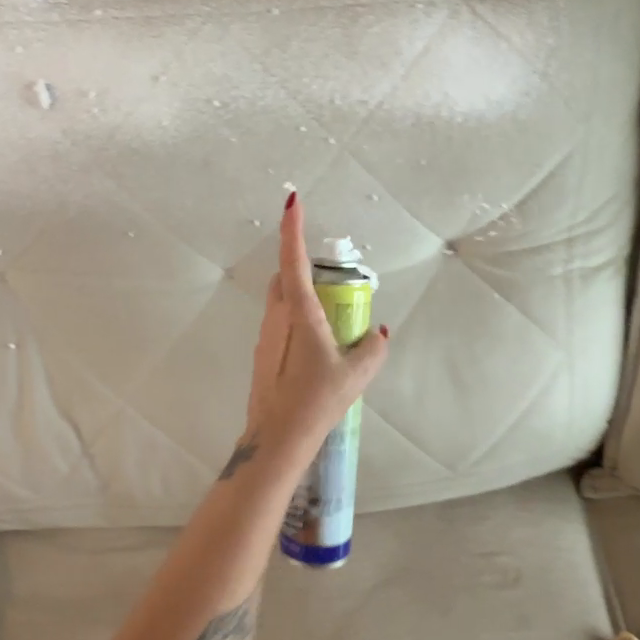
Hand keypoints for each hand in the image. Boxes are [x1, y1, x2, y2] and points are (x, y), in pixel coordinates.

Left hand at [241, 192, 389, 457]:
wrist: (277, 438)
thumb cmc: (316, 401)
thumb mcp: (356, 375)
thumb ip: (371, 349)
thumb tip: (377, 335)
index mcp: (299, 313)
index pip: (293, 260)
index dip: (292, 228)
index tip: (292, 201)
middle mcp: (277, 318)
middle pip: (284, 278)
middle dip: (302, 267)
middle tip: (331, 280)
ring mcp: (265, 337)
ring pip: (280, 302)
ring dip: (300, 297)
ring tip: (330, 320)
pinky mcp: (262, 355)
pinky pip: (280, 325)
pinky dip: (296, 321)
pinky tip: (317, 349)